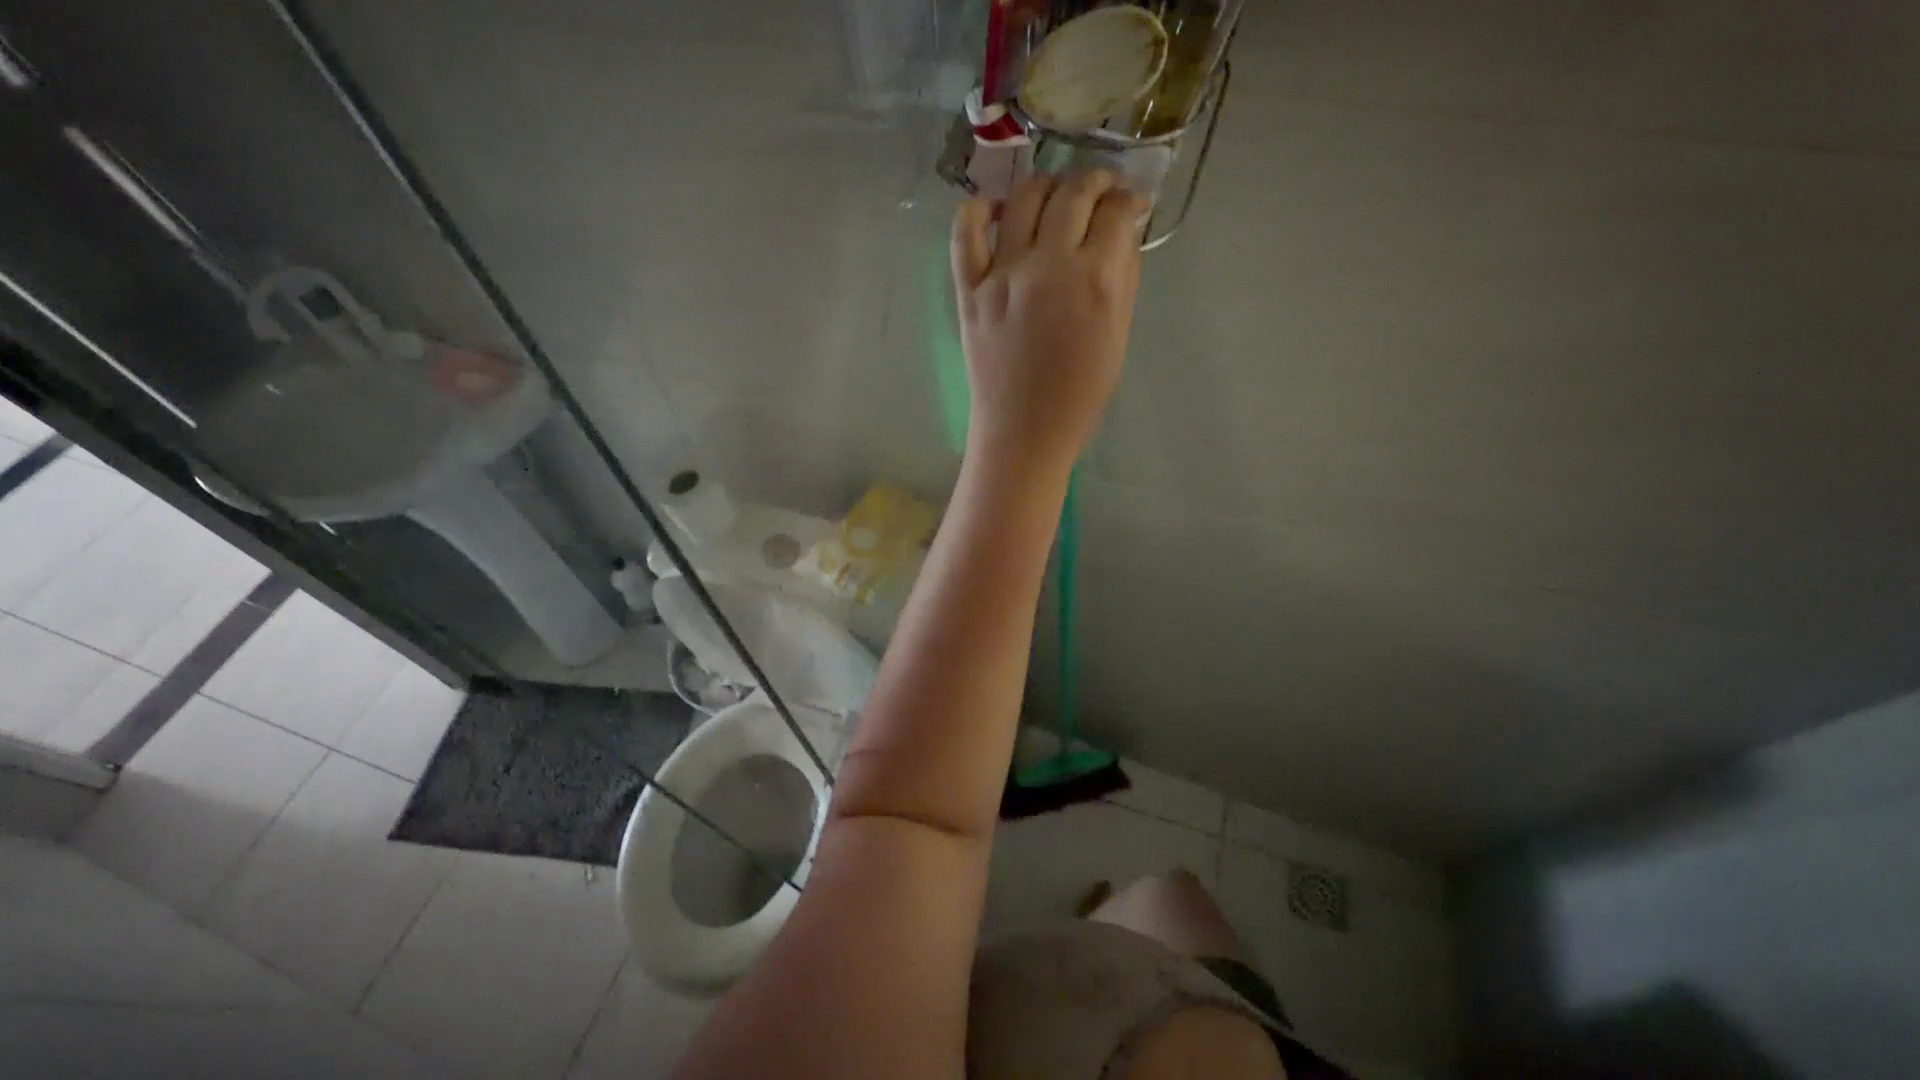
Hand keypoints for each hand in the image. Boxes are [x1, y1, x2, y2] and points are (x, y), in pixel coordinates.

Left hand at [951, 171, 1144, 474]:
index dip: (1129, 199)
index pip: (1117, 212)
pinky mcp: (969, 287)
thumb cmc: (1080, 392)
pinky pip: (965, 230)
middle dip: (1096, 181)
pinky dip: (980, 208)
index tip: (1130, 203)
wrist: (1024, 430)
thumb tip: (1123, 232)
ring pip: (1024, 198)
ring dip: (1047, 185)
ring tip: (1056, 195)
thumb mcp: (1118, 334)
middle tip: (1101, 189)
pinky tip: (997, 210)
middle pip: (1074, 194)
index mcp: (1096, 281)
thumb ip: (1123, 278)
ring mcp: (1004, 273)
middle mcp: (1050, 265)